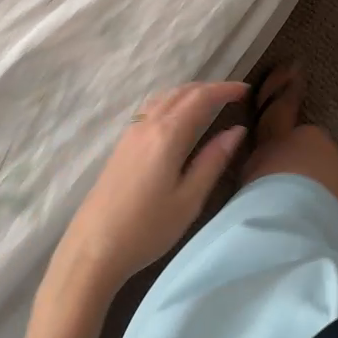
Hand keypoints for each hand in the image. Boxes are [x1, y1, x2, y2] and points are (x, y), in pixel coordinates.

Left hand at [56, 81, 248, 287]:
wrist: (92, 250)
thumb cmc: (146, 229)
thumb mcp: (189, 200)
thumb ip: (213, 160)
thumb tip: (237, 130)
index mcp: (168, 134)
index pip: (201, 98)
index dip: (225, 89)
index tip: (245, 91)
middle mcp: (148, 124)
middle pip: (182, 91)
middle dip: (209, 88)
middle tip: (232, 95)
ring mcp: (131, 133)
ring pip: (164, 97)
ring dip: (189, 92)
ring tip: (209, 102)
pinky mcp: (121, 145)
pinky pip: (151, 108)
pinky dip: (171, 101)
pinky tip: (176, 118)